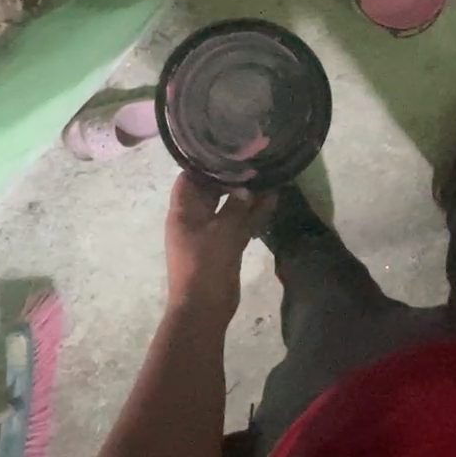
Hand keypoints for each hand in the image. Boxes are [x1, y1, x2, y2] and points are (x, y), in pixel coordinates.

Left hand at [164, 172, 272, 321]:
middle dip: (230, 177)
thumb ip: (237, 206)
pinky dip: (252, 214)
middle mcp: (194, 218)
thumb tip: (250, 187)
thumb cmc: (205, 264)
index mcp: (183, 212)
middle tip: (253, 160)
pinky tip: (272, 201)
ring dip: (246, 196)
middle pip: (210, 190)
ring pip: (228, 207)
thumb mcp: (223, 230)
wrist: (204, 307)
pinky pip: (239, 223)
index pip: (189, 178)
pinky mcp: (225, 246)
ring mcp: (210, 233)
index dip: (204, 163)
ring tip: (268, 177)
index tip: (226, 149)